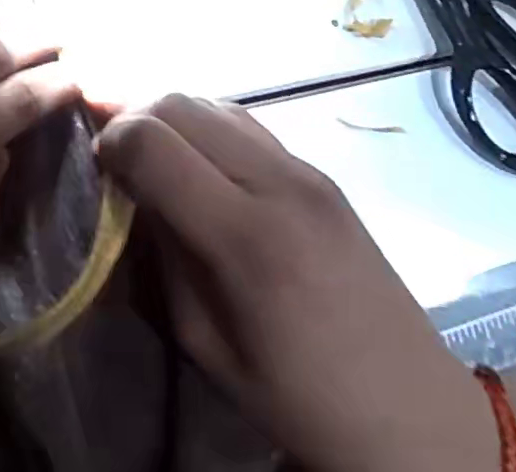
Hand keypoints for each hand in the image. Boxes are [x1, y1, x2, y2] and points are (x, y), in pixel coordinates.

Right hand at [96, 96, 499, 471]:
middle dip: (129, 119)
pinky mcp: (318, 171)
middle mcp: (278, 184)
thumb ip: (158, 247)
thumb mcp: (198, 334)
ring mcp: (305, 170)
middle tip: (117, 158)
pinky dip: (201, 124)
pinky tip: (196, 159)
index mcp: (245, 236)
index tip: (100, 170)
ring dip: (165, 117)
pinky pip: (240, 119)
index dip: (109, 142)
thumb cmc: (293, 392)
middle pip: (173, 103)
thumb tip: (126, 187)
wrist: (414, 414)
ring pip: (206, 100)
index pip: (149, 141)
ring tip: (153, 156)